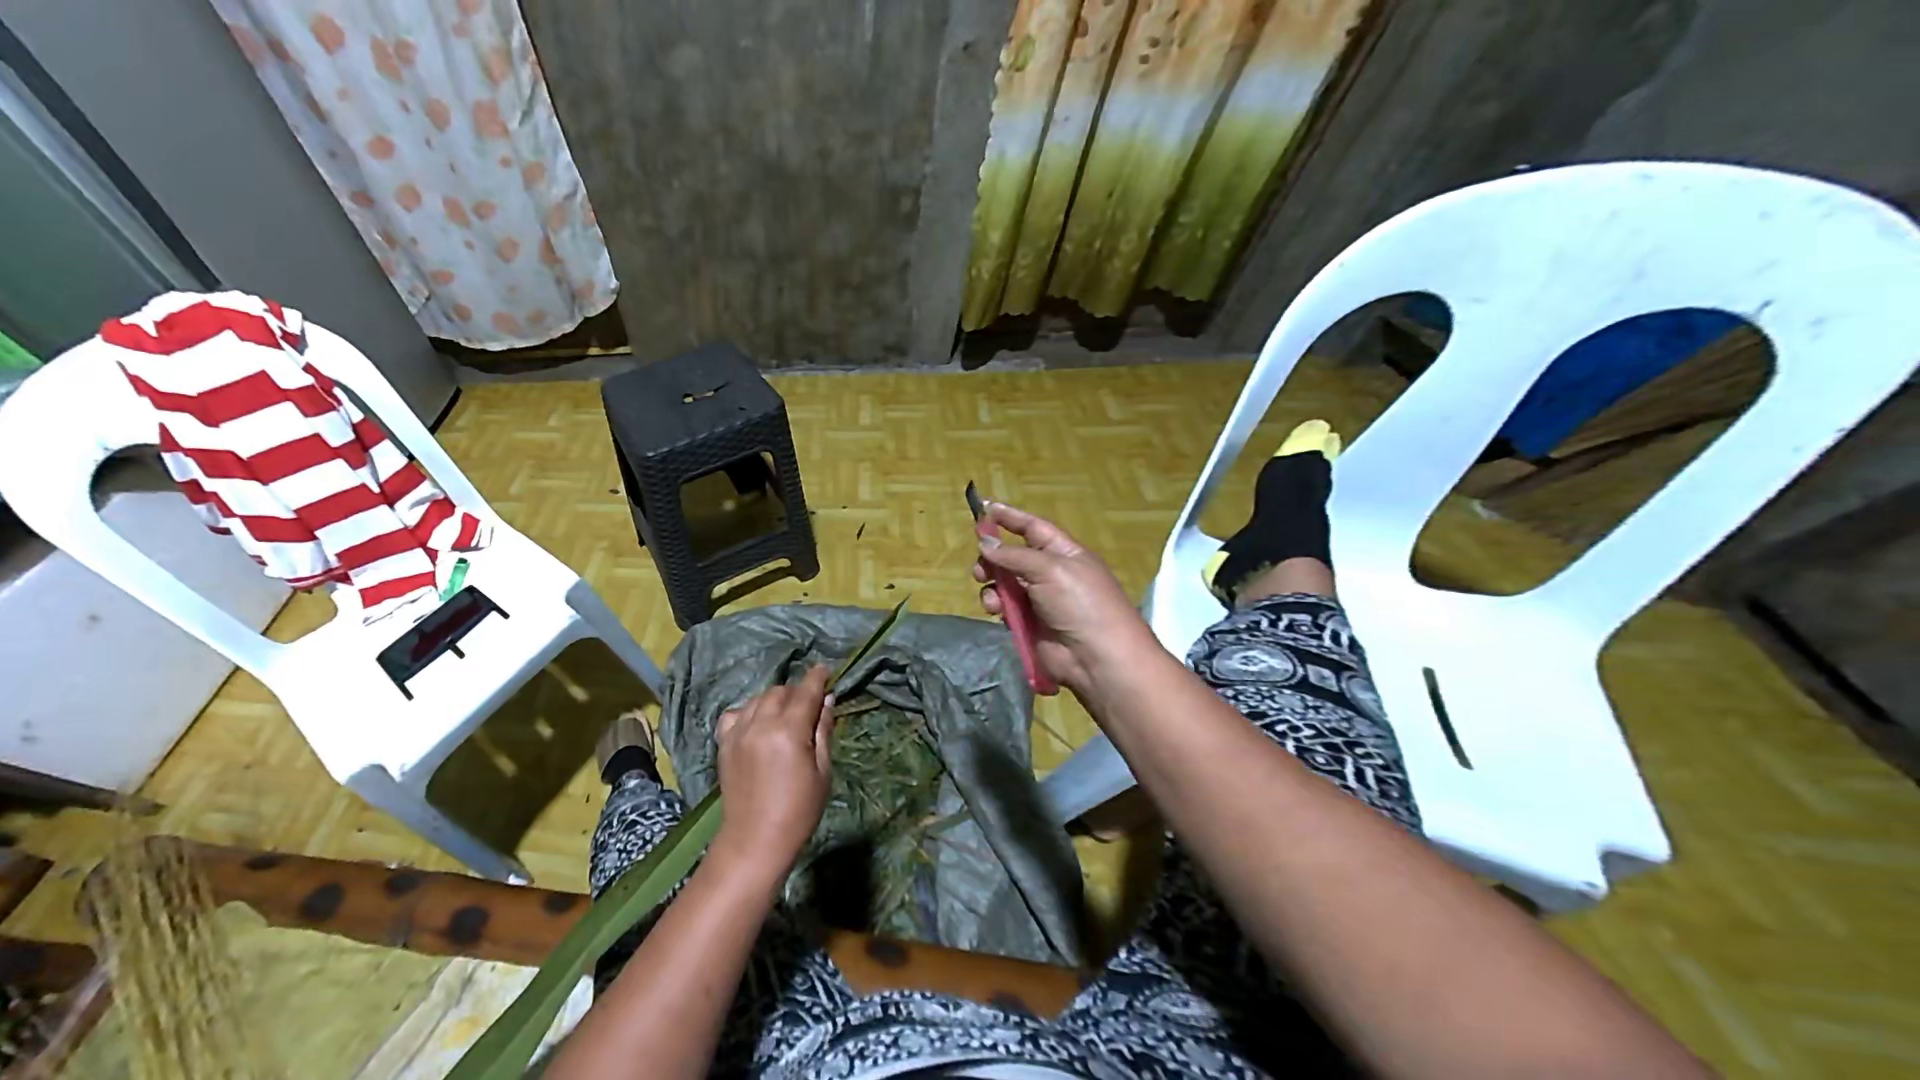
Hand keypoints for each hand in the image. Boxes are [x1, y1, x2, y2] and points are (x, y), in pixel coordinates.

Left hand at [712, 664, 834, 871]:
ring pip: (758, 698)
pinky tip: (758, 723)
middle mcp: (761, 724)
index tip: (826, 670)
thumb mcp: (822, 771)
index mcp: (789, 731)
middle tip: (810, 705)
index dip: (818, 677)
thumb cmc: (799, 810)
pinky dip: (749, 711)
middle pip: (781, 691)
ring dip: (775, 700)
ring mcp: (738, 733)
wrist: (755, 840)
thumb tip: (827, 700)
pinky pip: (735, 713)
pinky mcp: (724, 744)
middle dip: (797, 692)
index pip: (806, 691)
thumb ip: (823, 731)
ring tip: (785, 715)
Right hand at [972, 501, 1156, 692]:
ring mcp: (1039, 600)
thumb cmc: (1080, 602)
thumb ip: (1014, 555)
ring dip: (993, 584)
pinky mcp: (1028, 624)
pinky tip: (997, 610)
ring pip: (1004, 583)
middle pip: (1014, 556)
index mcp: (1064, 552)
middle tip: (980, 562)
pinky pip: (1005, 607)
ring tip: (991, 593)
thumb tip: (985, 543)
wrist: (1095, 657)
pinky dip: (997, 606)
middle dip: (994, 556)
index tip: (983, 508)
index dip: (1010, 518)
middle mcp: (1051, 573)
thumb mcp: (1050, 569)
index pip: (1033, 527)